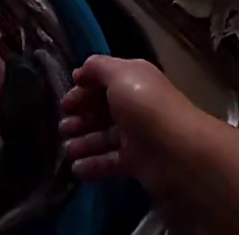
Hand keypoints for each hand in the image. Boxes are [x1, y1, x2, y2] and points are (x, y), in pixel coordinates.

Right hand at [58, 56, 213, 192]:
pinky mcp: (136, 161)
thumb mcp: (119, 75)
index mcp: (133, 78)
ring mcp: (136, 133)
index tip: (64, 101)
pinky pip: (109, 161)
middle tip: (62, 126)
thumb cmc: (145, 106)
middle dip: (81, 115)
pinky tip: (76, 170)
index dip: (83, 88)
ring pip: (104, 135)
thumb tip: (79, 71)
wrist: (177, 151)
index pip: (103, 79)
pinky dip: (93, 164)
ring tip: (66, 148)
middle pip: (103, 107)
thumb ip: (98, 68)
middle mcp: (134, 102)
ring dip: (84, 141)